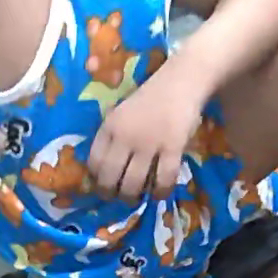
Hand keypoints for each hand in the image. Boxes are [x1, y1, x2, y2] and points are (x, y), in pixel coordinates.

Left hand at [88, 68, 208, 201]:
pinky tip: (160, 194)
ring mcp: (149, 142)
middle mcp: (126, 136)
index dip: (96, 179)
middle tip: (117, 197)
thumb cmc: (151, 100)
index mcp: (110, 126)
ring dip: (132, 197)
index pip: (94, 162)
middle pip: (110, 178)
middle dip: (110, 194)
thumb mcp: (121, 114)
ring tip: (136, 198)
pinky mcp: (173, 146)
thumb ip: (112, 138)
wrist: (184, 79)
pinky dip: (161, 192)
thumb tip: (101, 171)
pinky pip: (164, 179)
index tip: (102, 185)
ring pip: (133, 183)